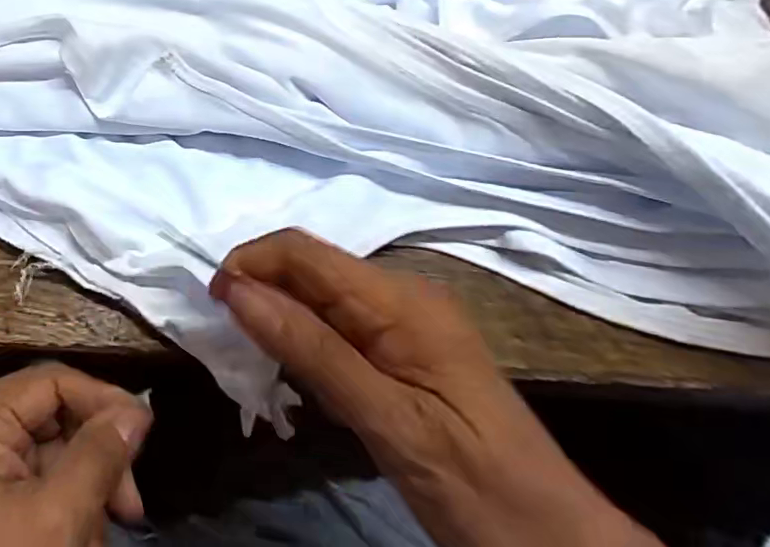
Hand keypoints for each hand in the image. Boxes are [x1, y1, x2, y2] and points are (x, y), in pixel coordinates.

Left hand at [0, 361, 153, 546]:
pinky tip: (85, 537)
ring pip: (61, 446)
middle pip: (60, 412)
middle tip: (129, 502)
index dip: (103, 400)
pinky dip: (75, 502)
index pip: (54, 381)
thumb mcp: (58, 516)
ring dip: (92, 485)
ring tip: (106, 528)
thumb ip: (100, 455)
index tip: (145, 430)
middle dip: (99, 454)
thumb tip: (138, 411)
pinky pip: (49, 476)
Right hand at [211, 229, 659, 546]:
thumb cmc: (476, 485)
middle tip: (226, 335)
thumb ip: (311, 350)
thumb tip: (237, 290)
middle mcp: (401, 293)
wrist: (558, 541)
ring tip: (250, 353)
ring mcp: (406, 320)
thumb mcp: (387, 421)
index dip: (252, 262)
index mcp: (400, 299)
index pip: (305, 251)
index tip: (212, 302)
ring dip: (279, 312)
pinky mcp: (405, 348)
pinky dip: (305, 336)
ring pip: (322, 294)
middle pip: (312, 266)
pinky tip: (292, 368)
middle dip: (261, 285)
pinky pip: (340, 323)